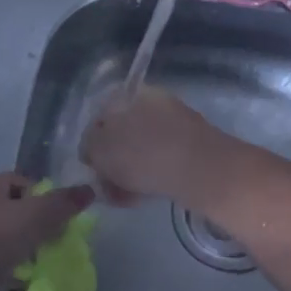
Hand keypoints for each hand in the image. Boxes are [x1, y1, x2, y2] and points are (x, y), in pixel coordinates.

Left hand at [0, 173, 93, 290]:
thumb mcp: (37, 214)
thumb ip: (64, 202)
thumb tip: (89, 189)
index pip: (24, 182)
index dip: (46, 195)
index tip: (64, 215)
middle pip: (18, 211)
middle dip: (41, 225)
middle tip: (62, 240)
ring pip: (10, 239)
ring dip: (29, 250)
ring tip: (50, 262)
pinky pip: (1, 265)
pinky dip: (16, 271)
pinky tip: (30, 282)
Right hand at [79, 87, 227, 205]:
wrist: (201, 170)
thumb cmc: (143, 156)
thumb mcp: (100, 150)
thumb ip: (89, 148)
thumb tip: (93, 151)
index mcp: (125, 94)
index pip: (97, 117)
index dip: (91, 146)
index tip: (92, 170)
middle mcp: (149, 100)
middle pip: (120, 134)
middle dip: (112, 161)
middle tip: (109, 187)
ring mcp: (173, 120)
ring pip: (141, 147)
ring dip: (130, 171)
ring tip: (127, 197)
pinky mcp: (192, 142)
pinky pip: (162, 157)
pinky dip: (152, 173)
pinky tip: (147, 194)